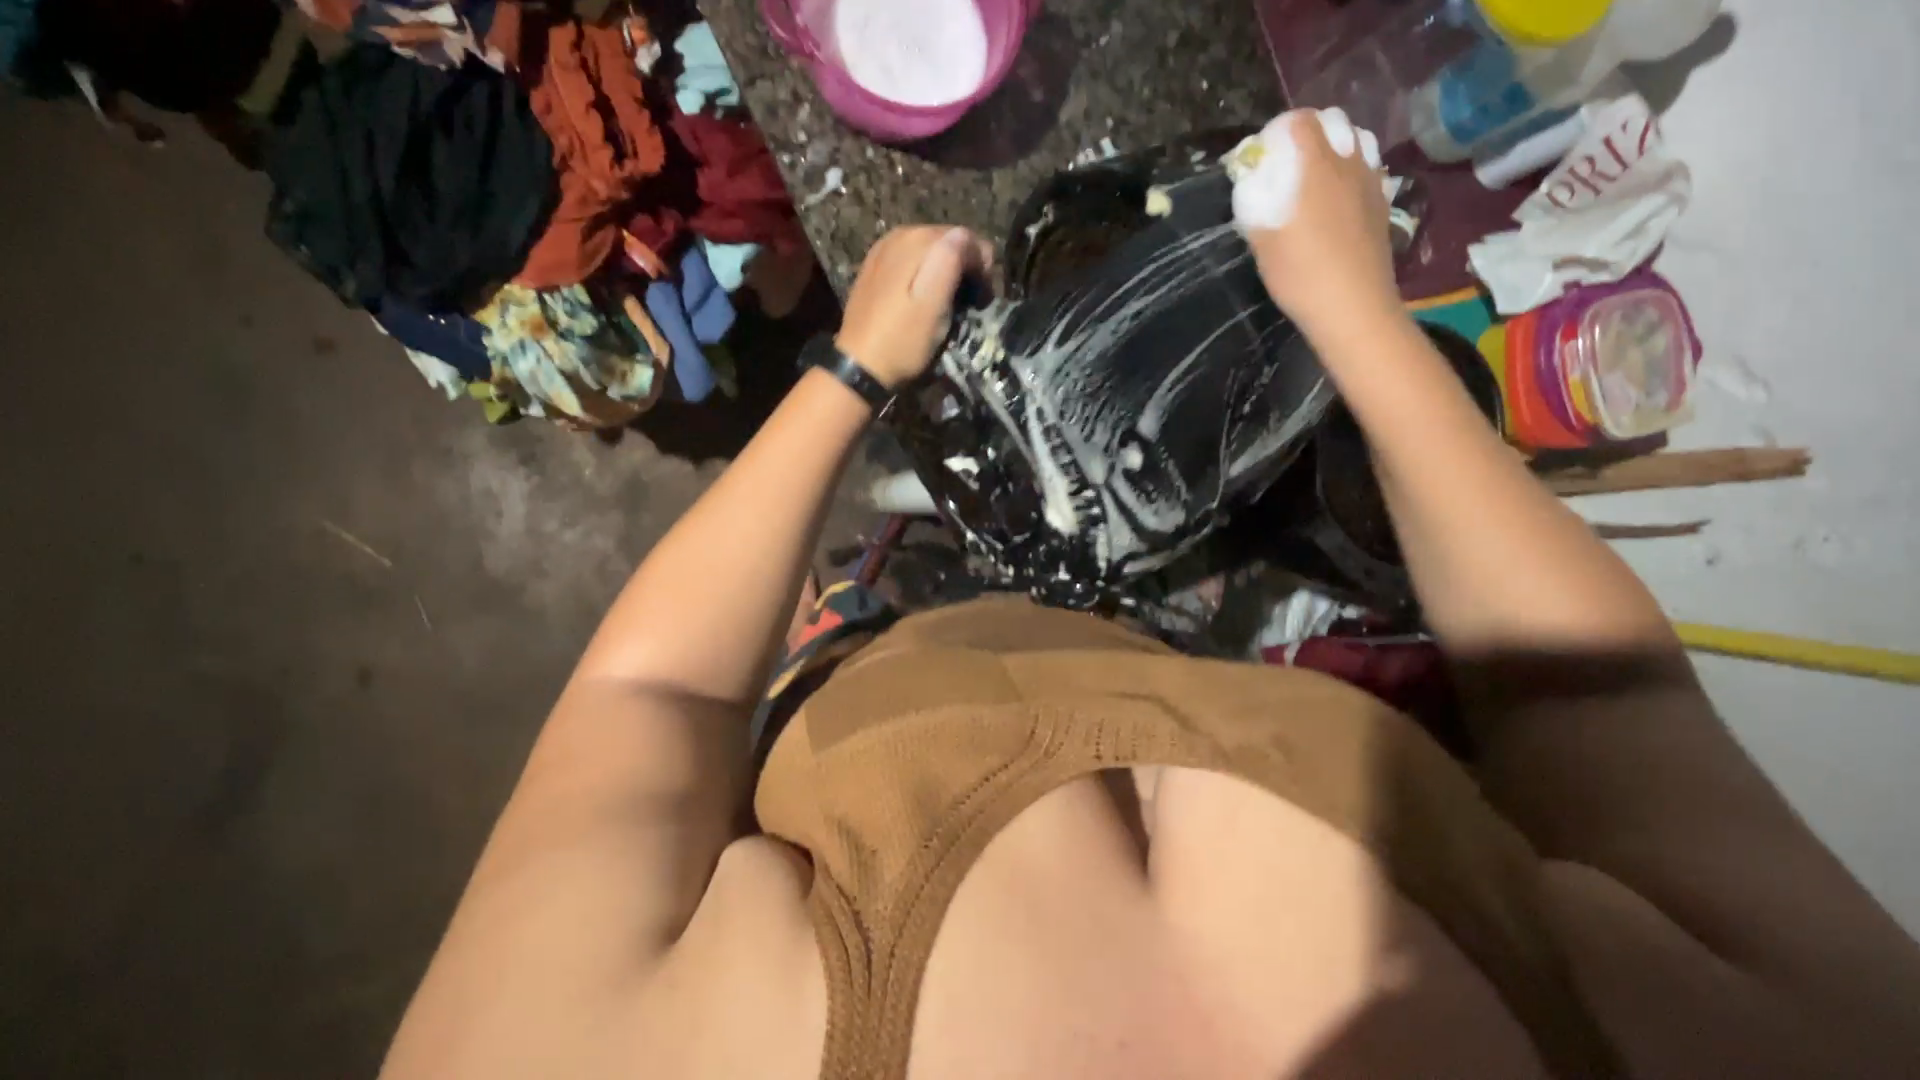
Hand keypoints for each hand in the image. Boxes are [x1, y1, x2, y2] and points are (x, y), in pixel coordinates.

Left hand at [835, 226, 992, 388]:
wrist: (860, 366)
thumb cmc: (904, 340)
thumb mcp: (934, 304)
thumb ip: (951, 261)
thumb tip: (965, 236)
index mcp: (917, 239)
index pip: (967, 238)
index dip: (983, 267)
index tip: (982, 299)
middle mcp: (899, 234)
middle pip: (948, 241)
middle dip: (965, 267)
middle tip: (970, 303)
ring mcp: (884, 249)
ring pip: (931, 251)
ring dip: (946, 272)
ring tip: (949, 303)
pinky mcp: (875, 266)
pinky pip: (912, 260)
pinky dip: (925, 274)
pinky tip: (924, 298)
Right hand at [1237, 110, 1401, 341]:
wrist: (1353, 308)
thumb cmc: (1300, 274)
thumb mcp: (1260, 238)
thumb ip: (1252, 198)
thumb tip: (1250, 175)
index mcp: (1314, 165)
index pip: (1298, 120)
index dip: (1277, 130)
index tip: (1262, 155)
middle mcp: (1348, 162)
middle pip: (1332, 120)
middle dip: (1307, 131)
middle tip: (1287, 161)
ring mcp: (1371, 181)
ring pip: (1357, 139)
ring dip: (1335, 145)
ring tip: (1315, 173)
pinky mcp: (1383, 202)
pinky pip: (1370, 167)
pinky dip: (1353, 168)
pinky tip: (1340, 195)